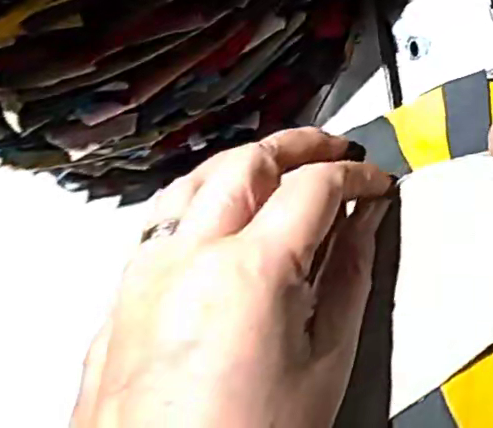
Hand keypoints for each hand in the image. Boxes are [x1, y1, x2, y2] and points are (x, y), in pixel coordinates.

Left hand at [71, 128, 393, 427]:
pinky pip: (159, 231)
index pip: (316, 182)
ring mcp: (139, 291)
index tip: (378, 185)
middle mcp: (184, 268)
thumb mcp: (329, 349)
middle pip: (245, 163)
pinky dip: (205, 204)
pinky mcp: (113, 319)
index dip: (360, 174)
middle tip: (339, 149)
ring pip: (190, 186)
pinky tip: (233, 220)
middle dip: (303, 144)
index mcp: (247, 272)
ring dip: (247, 165)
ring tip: (285, 169)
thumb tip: (365, 218)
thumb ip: (351, 267)